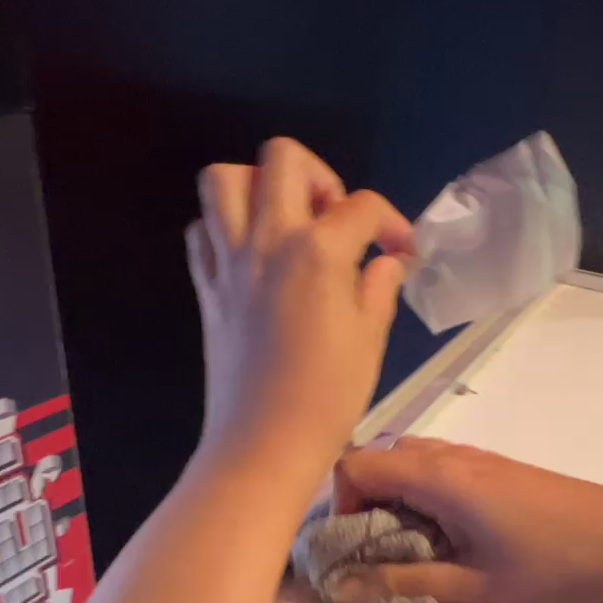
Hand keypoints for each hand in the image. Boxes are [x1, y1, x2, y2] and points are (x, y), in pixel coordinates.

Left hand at [186, 139, 412, 478]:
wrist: (263, 444)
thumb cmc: (327, 398)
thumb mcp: (370, 341)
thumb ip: (378, 288)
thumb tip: (387, 260)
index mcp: (318, 253)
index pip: (362, 206)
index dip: (391, 221)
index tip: (400, 249)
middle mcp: (268, 240)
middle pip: (283, 159)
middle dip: (319, 176)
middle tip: (334, 221)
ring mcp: (228, 261)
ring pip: (224, 178)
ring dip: (259, 187)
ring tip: (285, 225)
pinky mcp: (205, 286)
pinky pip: (202, 230)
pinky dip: (224, 227)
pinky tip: (252, 257)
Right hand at [328, 438, 602, 602]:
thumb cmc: (554, 565)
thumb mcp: (475, 586)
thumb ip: (403, 583)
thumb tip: (338, 587)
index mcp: (439, 477)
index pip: (356, 464)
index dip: (340, 504)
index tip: (355, 548)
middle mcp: (451, 456)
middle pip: (379, 457)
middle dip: (362, 502)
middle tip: (378, 552)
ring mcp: (477, 457)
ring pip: (409, 461)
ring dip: (394, 498)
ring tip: (411, 546)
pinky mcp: (496, 467)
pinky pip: (437, 467)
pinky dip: (421, 494)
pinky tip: (448, 535)